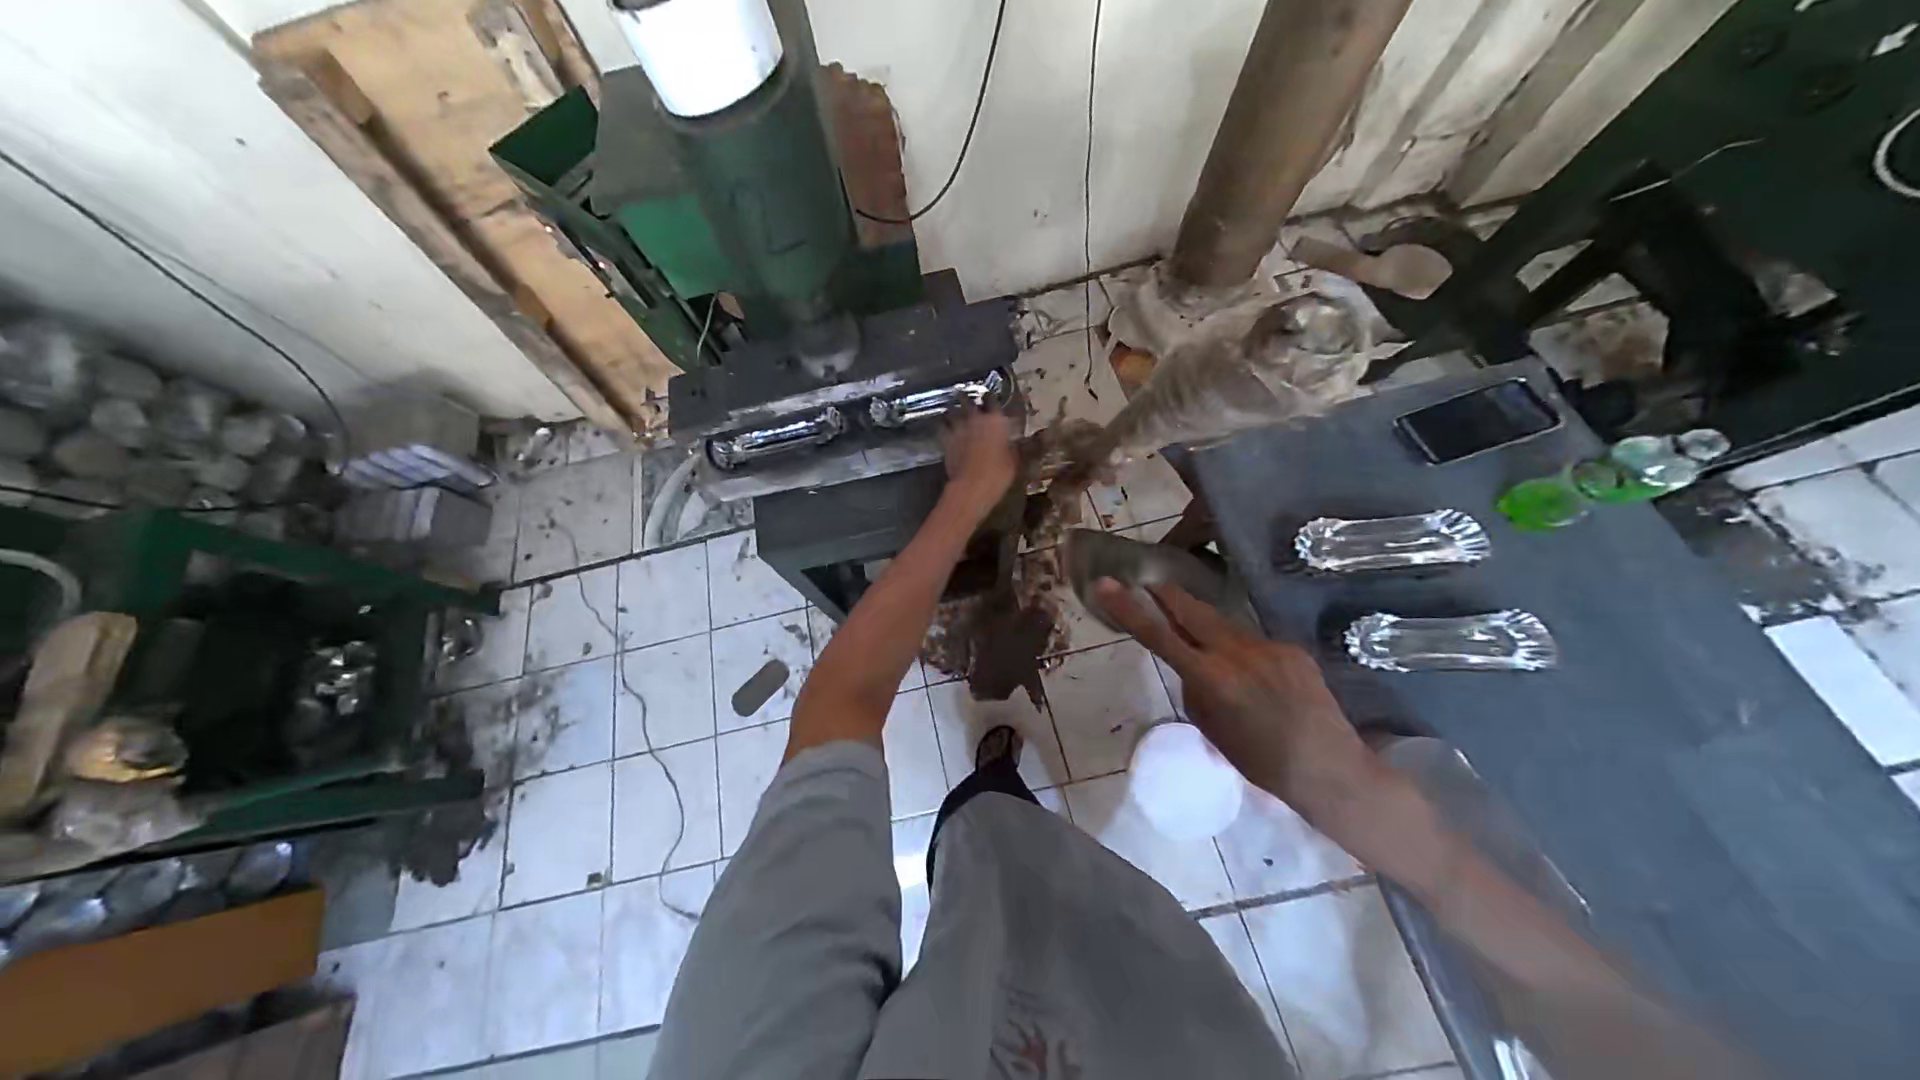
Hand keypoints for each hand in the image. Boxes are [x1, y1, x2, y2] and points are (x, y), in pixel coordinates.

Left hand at [941, 409, 1017, 517]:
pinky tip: (947, 428)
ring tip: (956, 412)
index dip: (992, 400)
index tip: (992, 402)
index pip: (993, 400)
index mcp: (996, 420)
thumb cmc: (999, 474)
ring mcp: (959, 427)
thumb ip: (1015, 447)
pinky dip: (945, 425)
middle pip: (970, 400)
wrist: (972, 486)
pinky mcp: (946, 439)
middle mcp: (976, 418)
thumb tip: (1017, 441)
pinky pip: (943, 426)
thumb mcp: (1015, 461)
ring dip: (955, 410)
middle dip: (970, 401)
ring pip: (953, 410)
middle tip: (973, 405)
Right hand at [1093, 580, 1379, 818]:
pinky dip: (1244, 652)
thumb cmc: (1260, 761)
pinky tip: (1257, 678)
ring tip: (1206, 644)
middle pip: (1192, 610)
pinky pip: (1255, 643)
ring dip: (1206, 626)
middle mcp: (1236, 651)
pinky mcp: (1292, 648)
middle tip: (1149, 583)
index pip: (1158, 635)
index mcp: (1210, 677)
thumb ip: (1195, 689)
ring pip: (1225, 625)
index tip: (1106, 584)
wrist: (1329, 768)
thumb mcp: (1211, 727)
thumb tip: (1193, 666)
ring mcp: (1268, 645)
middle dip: (1167, 594)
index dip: (1128, 608)